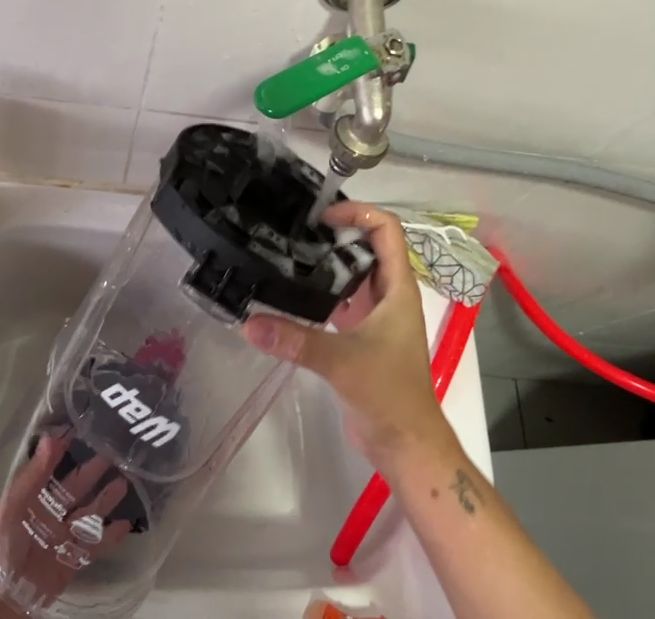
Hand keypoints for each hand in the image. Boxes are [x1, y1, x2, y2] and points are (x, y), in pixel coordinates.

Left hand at [0, 429, 134, 615]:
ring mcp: (57, 540)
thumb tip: (52, 437)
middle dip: (92, 473)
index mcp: (25, 500)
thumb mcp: (10, 509)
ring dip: (104, 500)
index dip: (65, 452)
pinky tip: (124, 525)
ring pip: (86, 516)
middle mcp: (43, 516)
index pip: (48, 470)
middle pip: (72, 490)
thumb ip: (32, 476)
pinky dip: (108, 537)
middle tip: (115, 454)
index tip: (83, 430)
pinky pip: (91, 547)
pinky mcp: (68, 564)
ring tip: (125, 483)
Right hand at [241, 201, 455, 464]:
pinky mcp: (360, 337)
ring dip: (326, 262)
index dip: (359, 212)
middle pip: (368, 248)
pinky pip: (340, 301)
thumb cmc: (388, 394)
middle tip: (295, 229)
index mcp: (398, 290)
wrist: (405, 443)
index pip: (387, 231)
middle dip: (336, 233)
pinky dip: (318, 292)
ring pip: (352, 275)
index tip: (322, 215)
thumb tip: (249, 322)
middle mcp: (389, 296)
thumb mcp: (342, 361)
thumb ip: (296, 340)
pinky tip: (289, 293)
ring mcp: (375, 317)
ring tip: (287, 252)